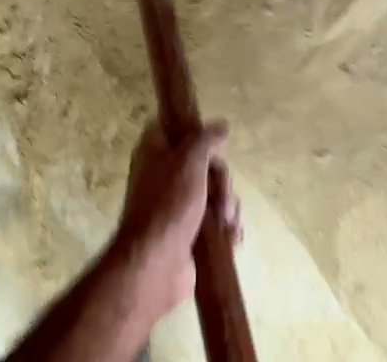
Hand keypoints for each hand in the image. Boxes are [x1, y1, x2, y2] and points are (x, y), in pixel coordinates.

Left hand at [108, 121, 240, 326]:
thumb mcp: (189, 160)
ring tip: (226, 223)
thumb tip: (221, 124)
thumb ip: (205, 139)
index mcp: (155, 151)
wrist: (157, 262)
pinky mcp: (189, 232)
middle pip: (204, 165)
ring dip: (227, 207)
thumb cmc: (169, 202)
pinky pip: (215, 221)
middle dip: (221, 182)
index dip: (198, 137)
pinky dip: (226, 228)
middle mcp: (164, 175)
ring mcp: (176, 206)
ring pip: (214, 194)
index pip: (177, 130)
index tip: (214, 149)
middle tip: (221, 196)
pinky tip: (231, 237)